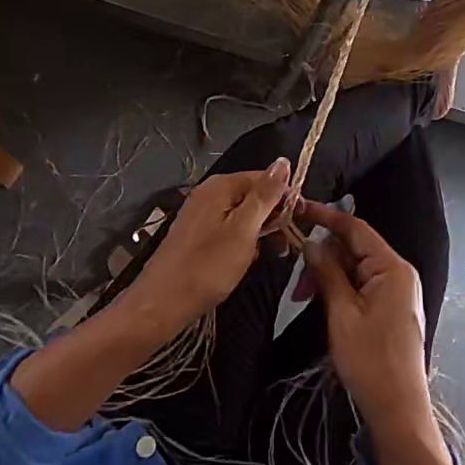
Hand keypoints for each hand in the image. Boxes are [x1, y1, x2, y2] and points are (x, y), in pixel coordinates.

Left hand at [136, 158, 290, 323]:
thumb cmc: (208, 266)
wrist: (163, 303)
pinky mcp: (198, 234)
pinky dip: (244, 241)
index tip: (302, 220)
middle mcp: (209, 193)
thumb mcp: (244, 229)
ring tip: (273, 253)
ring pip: (244, 214)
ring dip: (262, 231)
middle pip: (254, 195)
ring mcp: (202, 214)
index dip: (287, 196)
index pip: (266, 177)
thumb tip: (283, 161)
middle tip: (287, 243)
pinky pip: (230, 228)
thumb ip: (265, 195)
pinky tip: (248, 259)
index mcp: (221, 186)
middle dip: (275, 216)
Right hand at [299, 200, 454, 464]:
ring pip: (354, 268)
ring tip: (302, 298)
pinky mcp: (390, 307)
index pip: (356, 227)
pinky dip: (338, 290)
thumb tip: (311, 242)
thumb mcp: (341, 312)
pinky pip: (360, 285)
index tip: (297, 208)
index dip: (325, 216)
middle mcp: (398, 272)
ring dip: (327, 277)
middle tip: (296, 282)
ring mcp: (396, 290)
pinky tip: (318, 302)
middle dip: (322, 257)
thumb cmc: (369, 359)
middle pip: (354, 248)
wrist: (397, 406)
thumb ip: (327, 272)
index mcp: (392, 267)